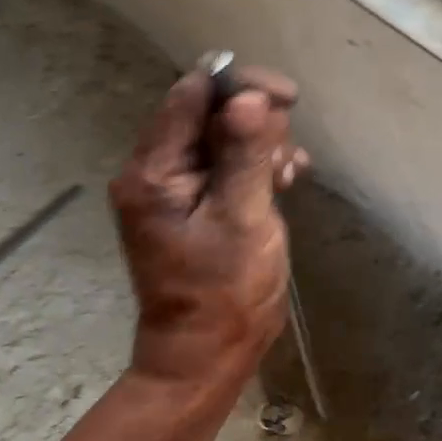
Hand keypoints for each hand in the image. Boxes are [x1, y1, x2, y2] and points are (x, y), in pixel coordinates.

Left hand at [107, 62, 309, 388]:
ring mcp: (179, 188)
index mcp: (153, 172)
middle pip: (211, 111)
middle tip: (287, 153)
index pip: (192, 96)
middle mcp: (158, 171)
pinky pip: (233, 161)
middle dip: (257, 120)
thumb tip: (251, 96)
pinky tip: (288, 180)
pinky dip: (263, 163)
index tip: (288, 99)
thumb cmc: (224, 290)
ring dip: (265, 144)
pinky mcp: (201, 202)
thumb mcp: (241, 218)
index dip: (240, 88)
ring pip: (228, 135)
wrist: (209, 352)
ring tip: (288, 175)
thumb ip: (245, 155)